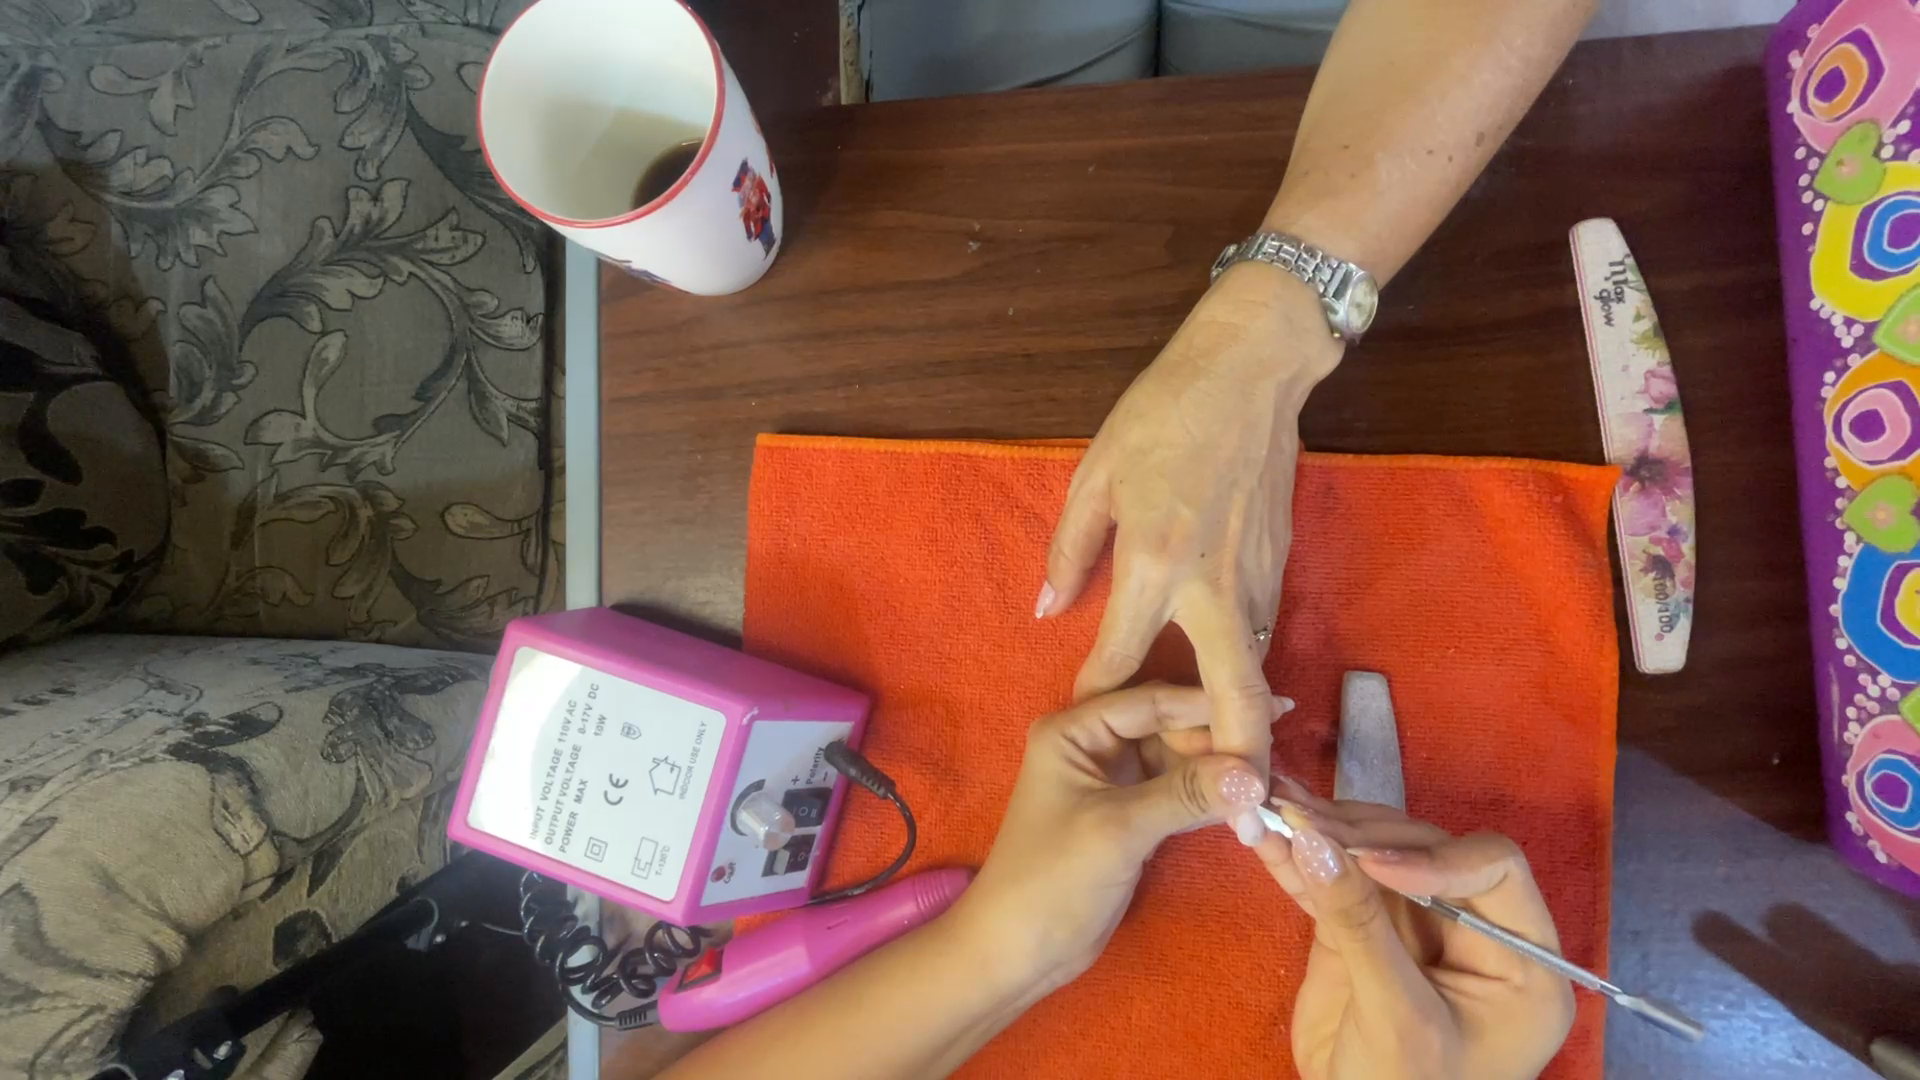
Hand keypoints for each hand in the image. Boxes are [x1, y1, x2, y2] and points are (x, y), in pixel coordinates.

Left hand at [946, 684, 1283, 996]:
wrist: (1018, 950)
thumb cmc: (1053, 880)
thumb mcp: (1119, 831)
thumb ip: (1184, 795)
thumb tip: (1253, 772)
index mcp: (1073, 729)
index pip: (1149, 702)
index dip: (1207, 705)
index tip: (1269, 707)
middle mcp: (1091, 742)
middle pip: (1165, 726)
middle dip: (1215, 739)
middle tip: (1276, 750)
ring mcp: (1110, 777)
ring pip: (1174, 757)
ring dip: (1216, 768)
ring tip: (1273, 773)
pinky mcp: (1127, 810)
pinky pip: (1174, 789)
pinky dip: (1206, 795)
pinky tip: (1247, 799)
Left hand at [1040, 268, 1340, 801]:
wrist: (1247, 375)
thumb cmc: (1159, 420)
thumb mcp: (1095, 479)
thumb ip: (1070, 553)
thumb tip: (1048, 610)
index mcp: (1154, 565)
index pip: (1120, 657)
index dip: (1099, 698)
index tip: (1088, 727)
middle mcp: (1212, 588)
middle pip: (1231, 697)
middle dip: (1229, 757)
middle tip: (1226, 803)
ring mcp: (1256, 580)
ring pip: (1252, 670)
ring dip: (1238, 717)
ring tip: (1210, 754)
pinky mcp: (1280, 566)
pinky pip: (1259, 634)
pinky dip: (1244, 668)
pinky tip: (1222, 677)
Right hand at [1255, 784, 1574, 1079]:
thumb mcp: (1395, 1018)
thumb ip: (1358, 926)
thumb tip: (1310, 839)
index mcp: (1515, 959)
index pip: (1492, 871)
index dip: (1432, 855)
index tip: (1368, 861)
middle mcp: (1465, 927)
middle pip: (1416, 847)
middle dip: (1356, 834)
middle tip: (1295, 820)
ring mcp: (1406, 921)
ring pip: (1365, 851)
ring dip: (1316, 830)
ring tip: (1271, 809)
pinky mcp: (1354, 922)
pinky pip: (1325, 875)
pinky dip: (1292, 855)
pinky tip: (1261, 833)